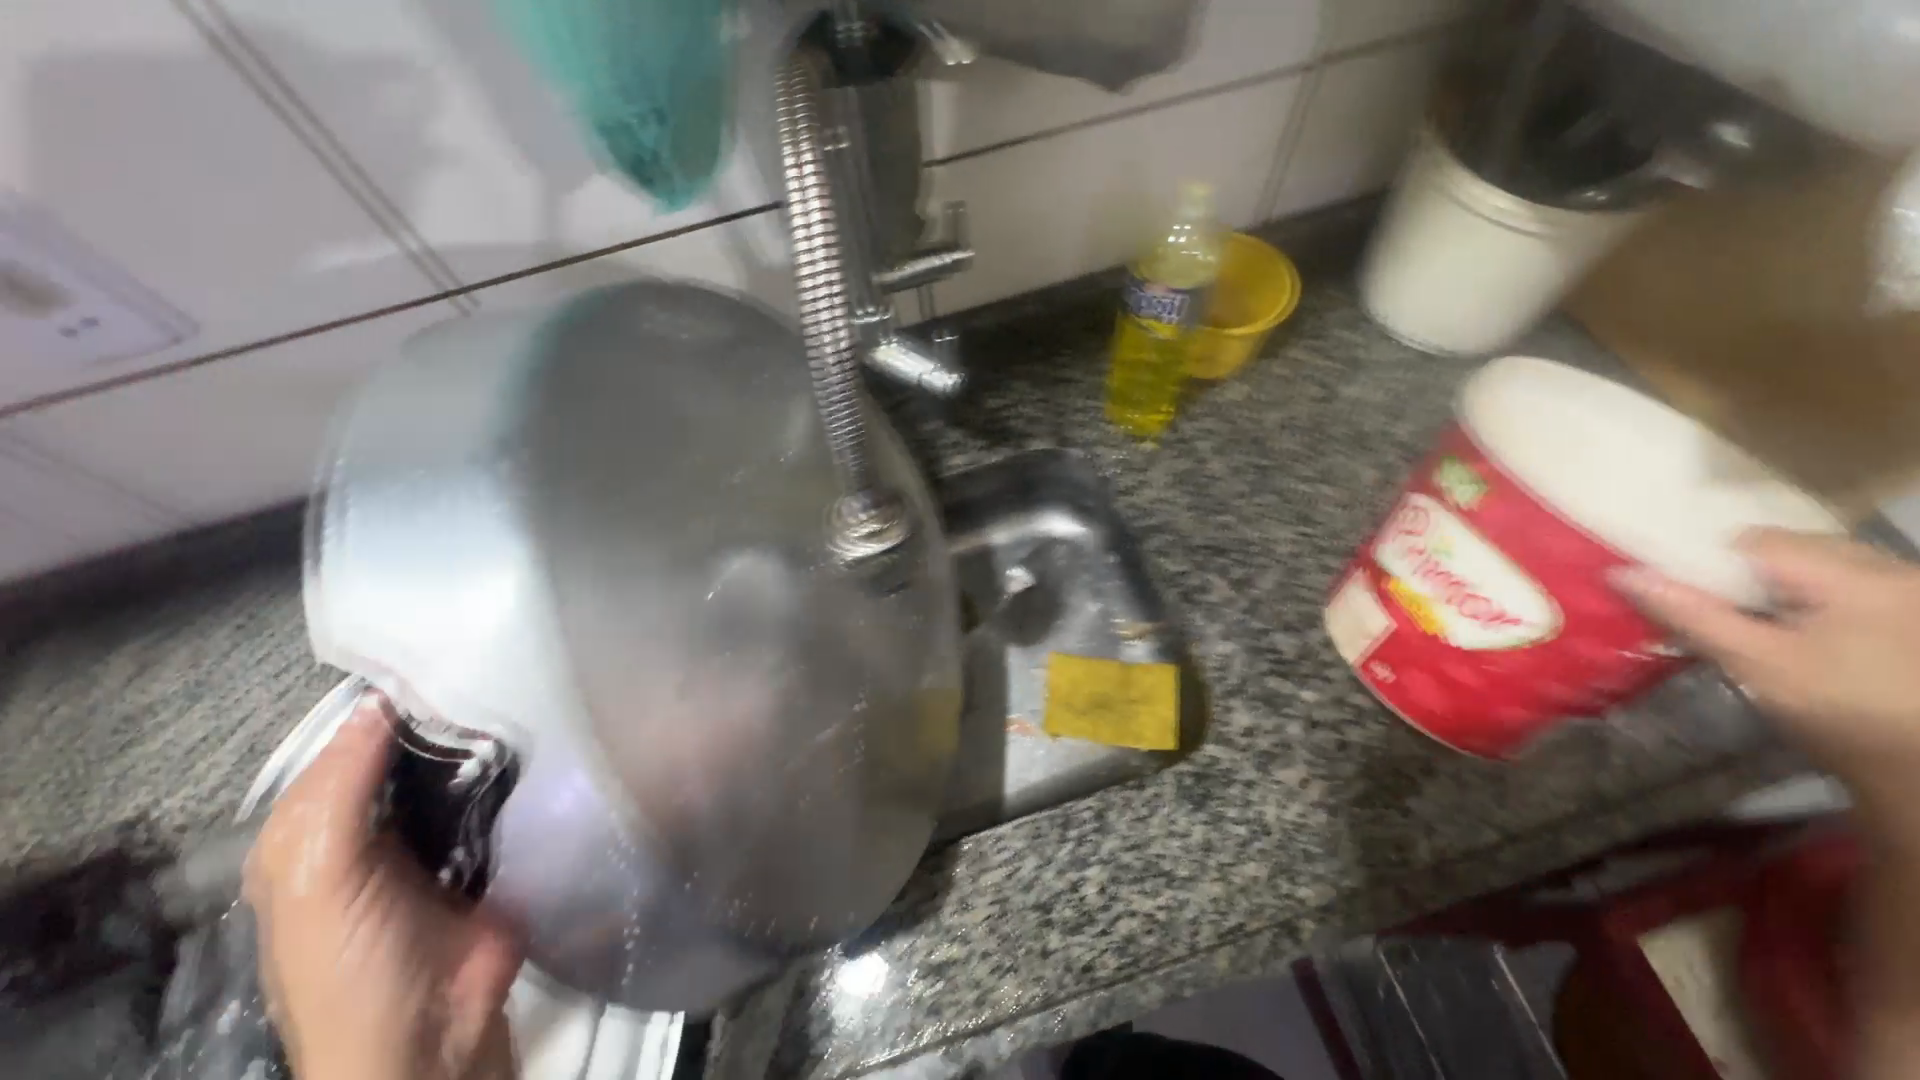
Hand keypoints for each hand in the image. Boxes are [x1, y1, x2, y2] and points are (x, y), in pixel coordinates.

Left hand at [245, 692, 522, 1079]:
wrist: (431, 1031)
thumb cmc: (353, 961)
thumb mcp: (318, 875)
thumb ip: (339, 791)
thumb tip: (377, 704)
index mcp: (313, 833)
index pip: (341, 752)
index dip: (375, 712)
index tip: (430, 665)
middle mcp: (371, 829)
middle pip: (402, 758)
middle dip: (437, 723)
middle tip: (486, 672)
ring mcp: (432, 841)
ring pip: (453, 776)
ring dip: (479, 748)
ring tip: (518, 697)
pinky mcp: (487, 851)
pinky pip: (497, 802)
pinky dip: (512, 777)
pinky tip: (537, 745)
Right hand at [1615, 528, 1919, 838]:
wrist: (1918, 772)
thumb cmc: (1835, 717)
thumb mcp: (1755, 664)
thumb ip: (1690, 613)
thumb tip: (1621, 573)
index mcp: (1854, 577)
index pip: (1757, 541)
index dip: (1714, 566)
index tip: (1693, 601)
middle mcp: (1892, 569)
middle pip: (1791, 548)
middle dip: (1748, 577)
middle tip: (1726, 618)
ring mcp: (1910, 590)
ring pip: (1817, 564)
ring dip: (1779, 588)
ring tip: (1764, 629)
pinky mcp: (1913, 610)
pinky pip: (1847, 582)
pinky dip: (1812, 599)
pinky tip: (1807, 636)